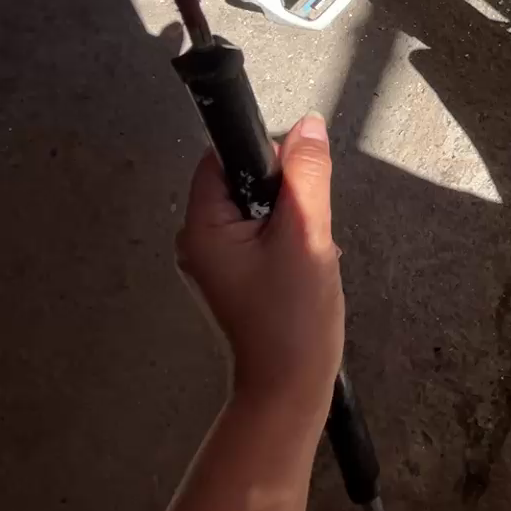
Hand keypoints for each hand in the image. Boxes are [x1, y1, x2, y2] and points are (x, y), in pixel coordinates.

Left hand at [177, 113, 343, 417]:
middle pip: (243, 182)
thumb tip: (308, 125)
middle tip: (310, 225)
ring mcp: (217, 262)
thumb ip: (308, 175)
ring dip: (293, 217)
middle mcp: (200, 241)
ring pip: (259, 209)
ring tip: (310, 250)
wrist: (290, 385)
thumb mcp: (307, 234)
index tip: (300, 176)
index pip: (223, 159)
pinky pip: (263, 235)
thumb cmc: (294, 314)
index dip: (265, 154)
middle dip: (287, 192)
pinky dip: (290, 238)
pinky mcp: (237, 276)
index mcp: (203, 228)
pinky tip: (308, 263)